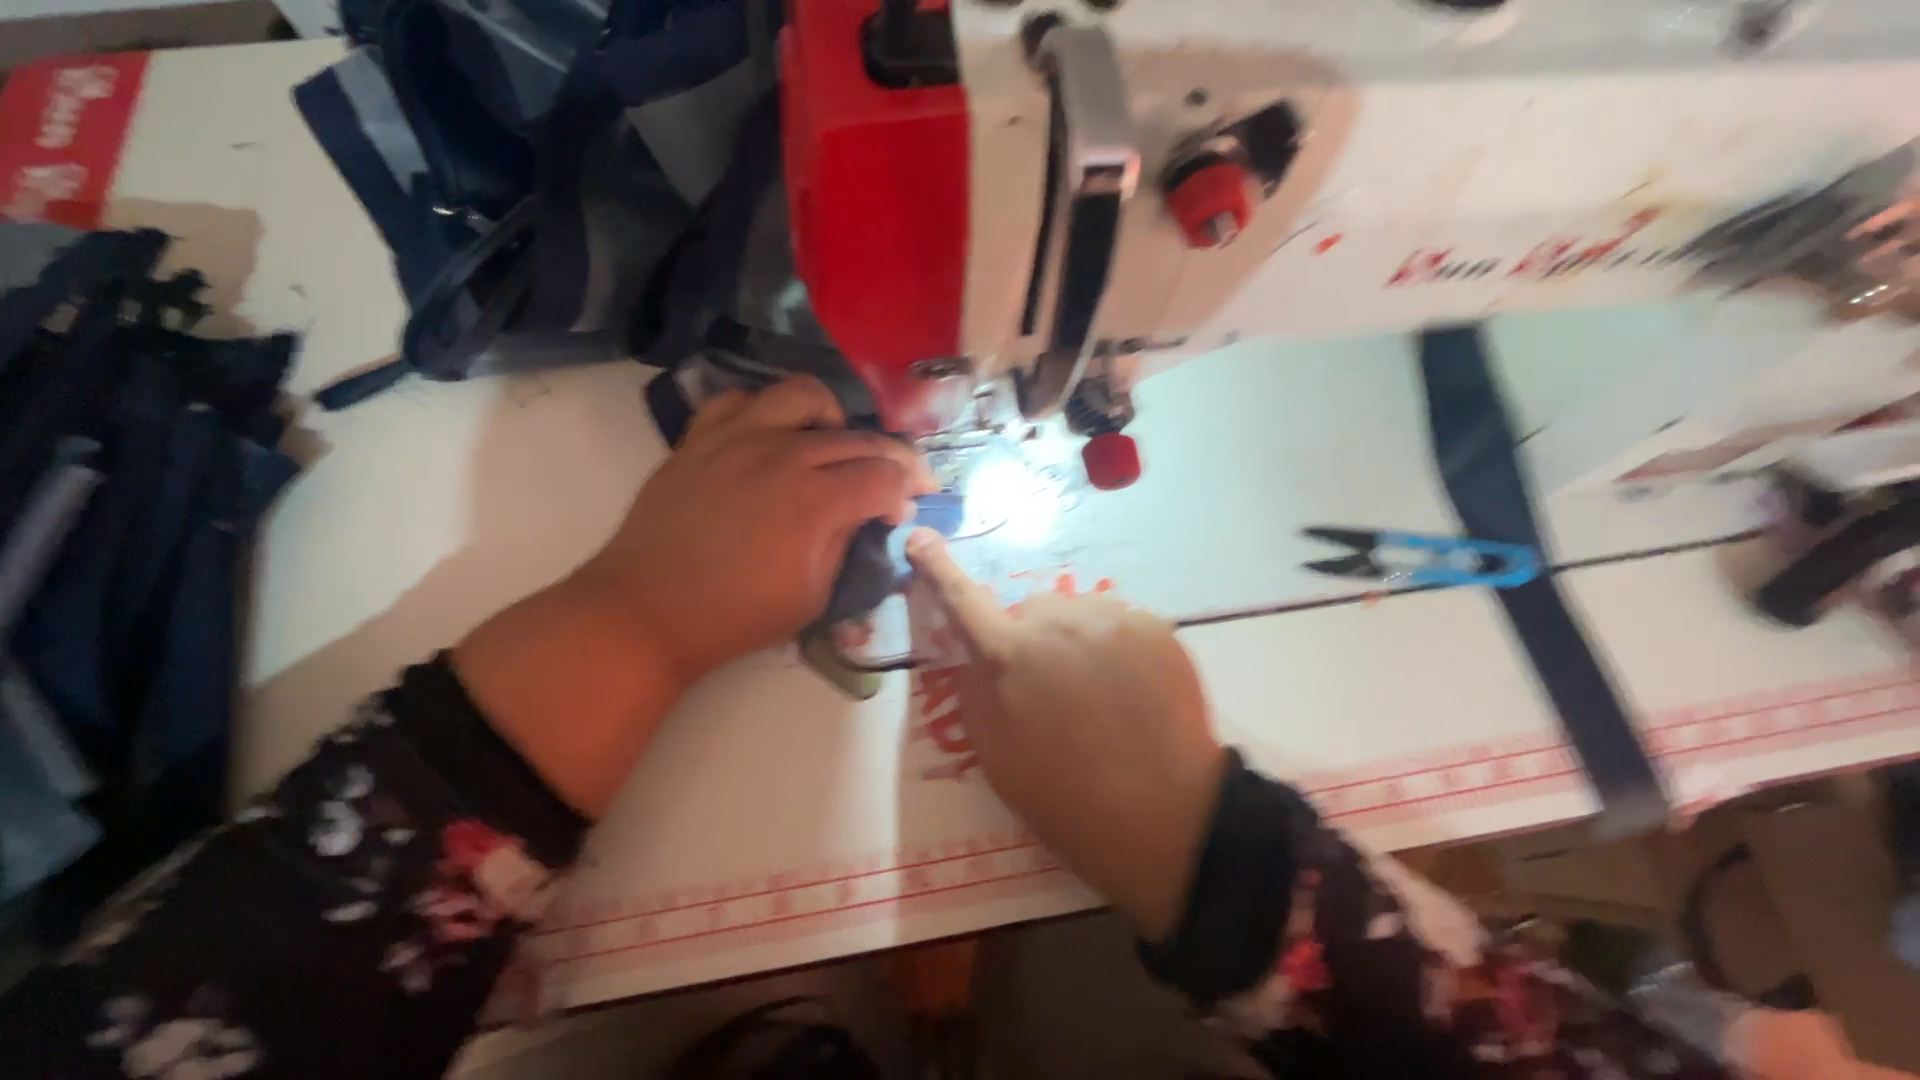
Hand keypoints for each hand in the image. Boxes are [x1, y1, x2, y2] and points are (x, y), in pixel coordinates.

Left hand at [574, 375, 937, 683]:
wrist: (648, 610)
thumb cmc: (736, 616)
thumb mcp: (813, 596)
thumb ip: (850, 544)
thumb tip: (873, 515)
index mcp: (814, 502)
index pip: (886, 475)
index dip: (909, 490)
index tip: (908, 510)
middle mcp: (782, 455)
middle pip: (858, 437)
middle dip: (893, 458)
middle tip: (899, 480)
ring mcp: (737, 437)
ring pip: (805, 396)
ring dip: (834, 419)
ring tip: (833, 446)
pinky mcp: (701, 436)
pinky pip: (744, 400)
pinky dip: (769, 412)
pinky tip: (774, 439)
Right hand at [905, 529, 1226, 940]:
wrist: (1161, 816)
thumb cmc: (1063, 795)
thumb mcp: (993, 752)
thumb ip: (976, 687)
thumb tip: (975, 650)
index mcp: (1008, 655)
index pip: (961, 599)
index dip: (937, 568)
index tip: (919, 537)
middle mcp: (1058, 621)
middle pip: (1032, 610)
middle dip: (1034, 638)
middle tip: (1055, 690)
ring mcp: (1113, 619)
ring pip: (1081, 613)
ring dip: (1079, 640)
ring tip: (1100, 696)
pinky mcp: (1157, 628)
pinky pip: (1123, 624)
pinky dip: (1120, 649)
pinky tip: (1132, 693)